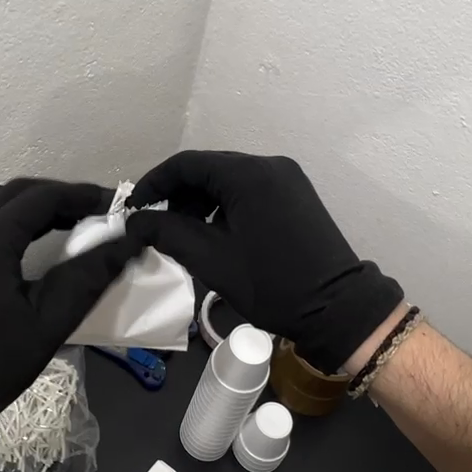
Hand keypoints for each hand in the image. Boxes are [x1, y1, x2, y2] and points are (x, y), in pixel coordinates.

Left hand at [0, 179, 144, 455]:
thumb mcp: (52, 319)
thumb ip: (91, 275)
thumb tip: (129, 242)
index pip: (42, 197)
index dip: (82, 196)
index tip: (115, 205)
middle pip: (18, 192)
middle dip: (60, 196)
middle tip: (97, 211)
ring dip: (33, 203)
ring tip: (69, 220)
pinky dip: (12, 218)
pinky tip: (35, 239)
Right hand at [125, 151, 402, 372]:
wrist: (338, 308)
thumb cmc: (271, 284)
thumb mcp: (210, 259)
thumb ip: (167, 232)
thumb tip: (135, 222)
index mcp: (247, 174)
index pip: (186, 164)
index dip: (154, 183)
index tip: (134, 209)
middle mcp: (269, 165)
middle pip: (208, 169)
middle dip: (177, 194)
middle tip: (156, 226)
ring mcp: (287, 178)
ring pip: (229, 180)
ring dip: (201, 201)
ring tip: (184, 235)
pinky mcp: (296, 195)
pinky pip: (250, 190)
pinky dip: (226, 206)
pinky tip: (215, 234)